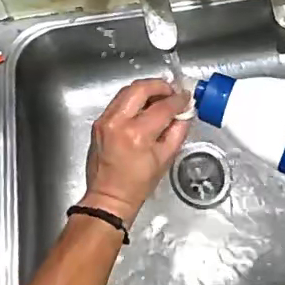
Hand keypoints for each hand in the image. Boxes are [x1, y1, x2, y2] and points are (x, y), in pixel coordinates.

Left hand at [80, 78, 190, 226]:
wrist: (108, 197)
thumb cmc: (137, 184)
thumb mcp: (165, 158)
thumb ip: (178, 131)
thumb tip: (184, 112)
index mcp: (137, 134)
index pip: (162, 106)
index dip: (177, 100)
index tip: (186, 98)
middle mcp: (118, 122)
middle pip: (140, 88)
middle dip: (159, 86)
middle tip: (171, 91)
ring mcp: (105, 120)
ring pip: (127, 91)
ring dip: (145, 89)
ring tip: (159, 97)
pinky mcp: (98, 122)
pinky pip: (118, 102)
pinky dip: (133, 99)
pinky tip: (143, 106)